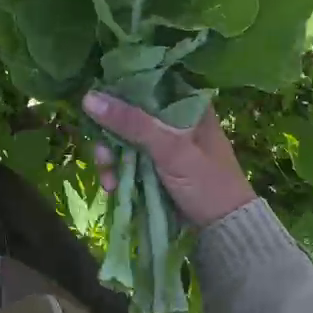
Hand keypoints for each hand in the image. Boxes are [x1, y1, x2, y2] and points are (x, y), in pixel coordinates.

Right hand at [83, 93, 256, 228]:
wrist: (224, 230)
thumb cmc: (207, 182)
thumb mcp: (170, 149)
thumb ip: (131, 122)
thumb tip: (88, 97)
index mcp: (185, 105)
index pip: (146, 83)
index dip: (118, 89)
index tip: (95, 100)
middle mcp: (172, 118)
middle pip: (128, 112)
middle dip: (109, 134)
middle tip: (103, 155)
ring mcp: (162, 143)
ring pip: (122, 137)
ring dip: (110, 157)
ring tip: (109, 179)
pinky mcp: (153, 164)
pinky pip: (125, 158)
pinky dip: (116, 170)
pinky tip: (112, 185)